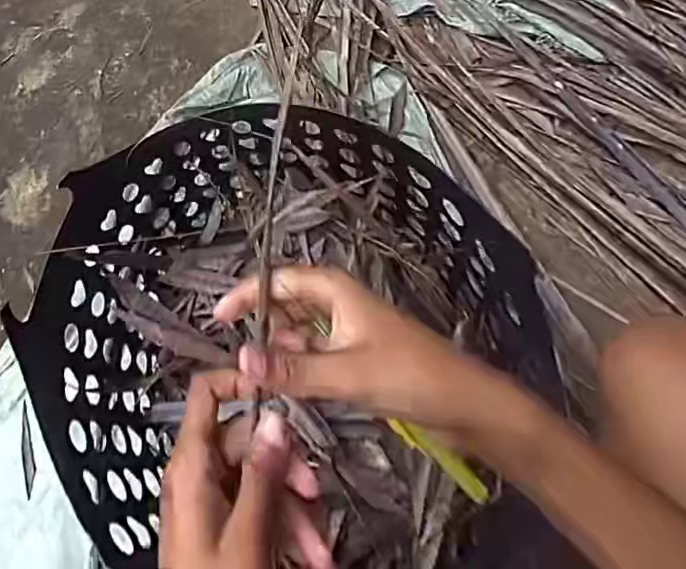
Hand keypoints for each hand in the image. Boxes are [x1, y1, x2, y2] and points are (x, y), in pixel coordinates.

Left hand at [159, 370, 332, 568]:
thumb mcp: (247, 535)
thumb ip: (262, 474)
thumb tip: (275, 417)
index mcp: (190, 462)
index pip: (205, 394)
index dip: (238, 380)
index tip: (279, 389)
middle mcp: (196, 472)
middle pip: (243, 441)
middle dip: (285, 468)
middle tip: (317, 495)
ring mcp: (208, 500)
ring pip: (256, 479)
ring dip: (293, 510)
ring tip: (320, 553)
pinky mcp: (221, 527)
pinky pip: (254, 509)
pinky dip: (283, 529)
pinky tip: (312, 557)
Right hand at [214, 266, 528, 446]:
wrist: (467, 405)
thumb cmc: (409, 375)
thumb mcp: (347, 373)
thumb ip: (292, 369)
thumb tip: (240, 362)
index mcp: (330, 288)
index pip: (274, 281)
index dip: (244, 296)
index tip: (218, 319)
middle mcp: (333, 300)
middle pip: (282, 305)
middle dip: (262, 330)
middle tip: (245, 363)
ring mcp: (343, 328)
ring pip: (295, 332)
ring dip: (279, 352)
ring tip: (266, 380)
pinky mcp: (352, 353)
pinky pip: (311, 353)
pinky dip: (296, 366)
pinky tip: (289, 387)